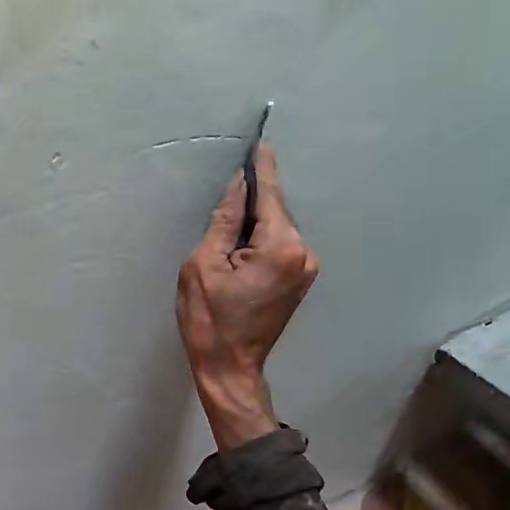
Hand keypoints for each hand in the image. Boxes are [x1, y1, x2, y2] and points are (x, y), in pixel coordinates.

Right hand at [176, 143, 318, 448]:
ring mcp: (306, 269)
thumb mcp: (203, 264)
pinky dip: (262, 238)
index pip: (270, 195)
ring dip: (256, 221)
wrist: (230, 369)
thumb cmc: (209, 321)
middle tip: (231, 185)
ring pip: (278, 228)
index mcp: (281, 247)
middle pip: (276, 211)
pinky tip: (241, 243)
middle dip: (254, 198)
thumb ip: (224, 219)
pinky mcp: (300, 281)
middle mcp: (303, 253)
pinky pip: (280, 246)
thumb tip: (238, 185)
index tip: (262, 141)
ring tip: (228, 223)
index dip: (262, 168)